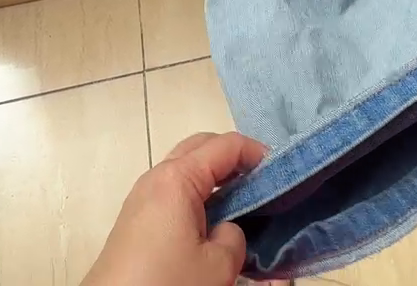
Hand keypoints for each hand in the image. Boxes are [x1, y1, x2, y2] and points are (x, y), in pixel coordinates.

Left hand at [81, 130, 264, 285]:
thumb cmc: (166, 285)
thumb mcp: (217, 267)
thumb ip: (233, 237)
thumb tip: (226, 230)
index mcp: (177, 177)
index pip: (225, 145)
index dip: (256, 153)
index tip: (280, 172)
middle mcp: (157, 177)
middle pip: (202, 147)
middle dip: (233, 158)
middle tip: (260, 181)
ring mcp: (143, 198)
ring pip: (187, 170)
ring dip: (215, 178)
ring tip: (242, 204)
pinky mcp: (136, 222)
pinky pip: (175, 194)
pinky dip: (198, 198)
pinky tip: (213, 224)